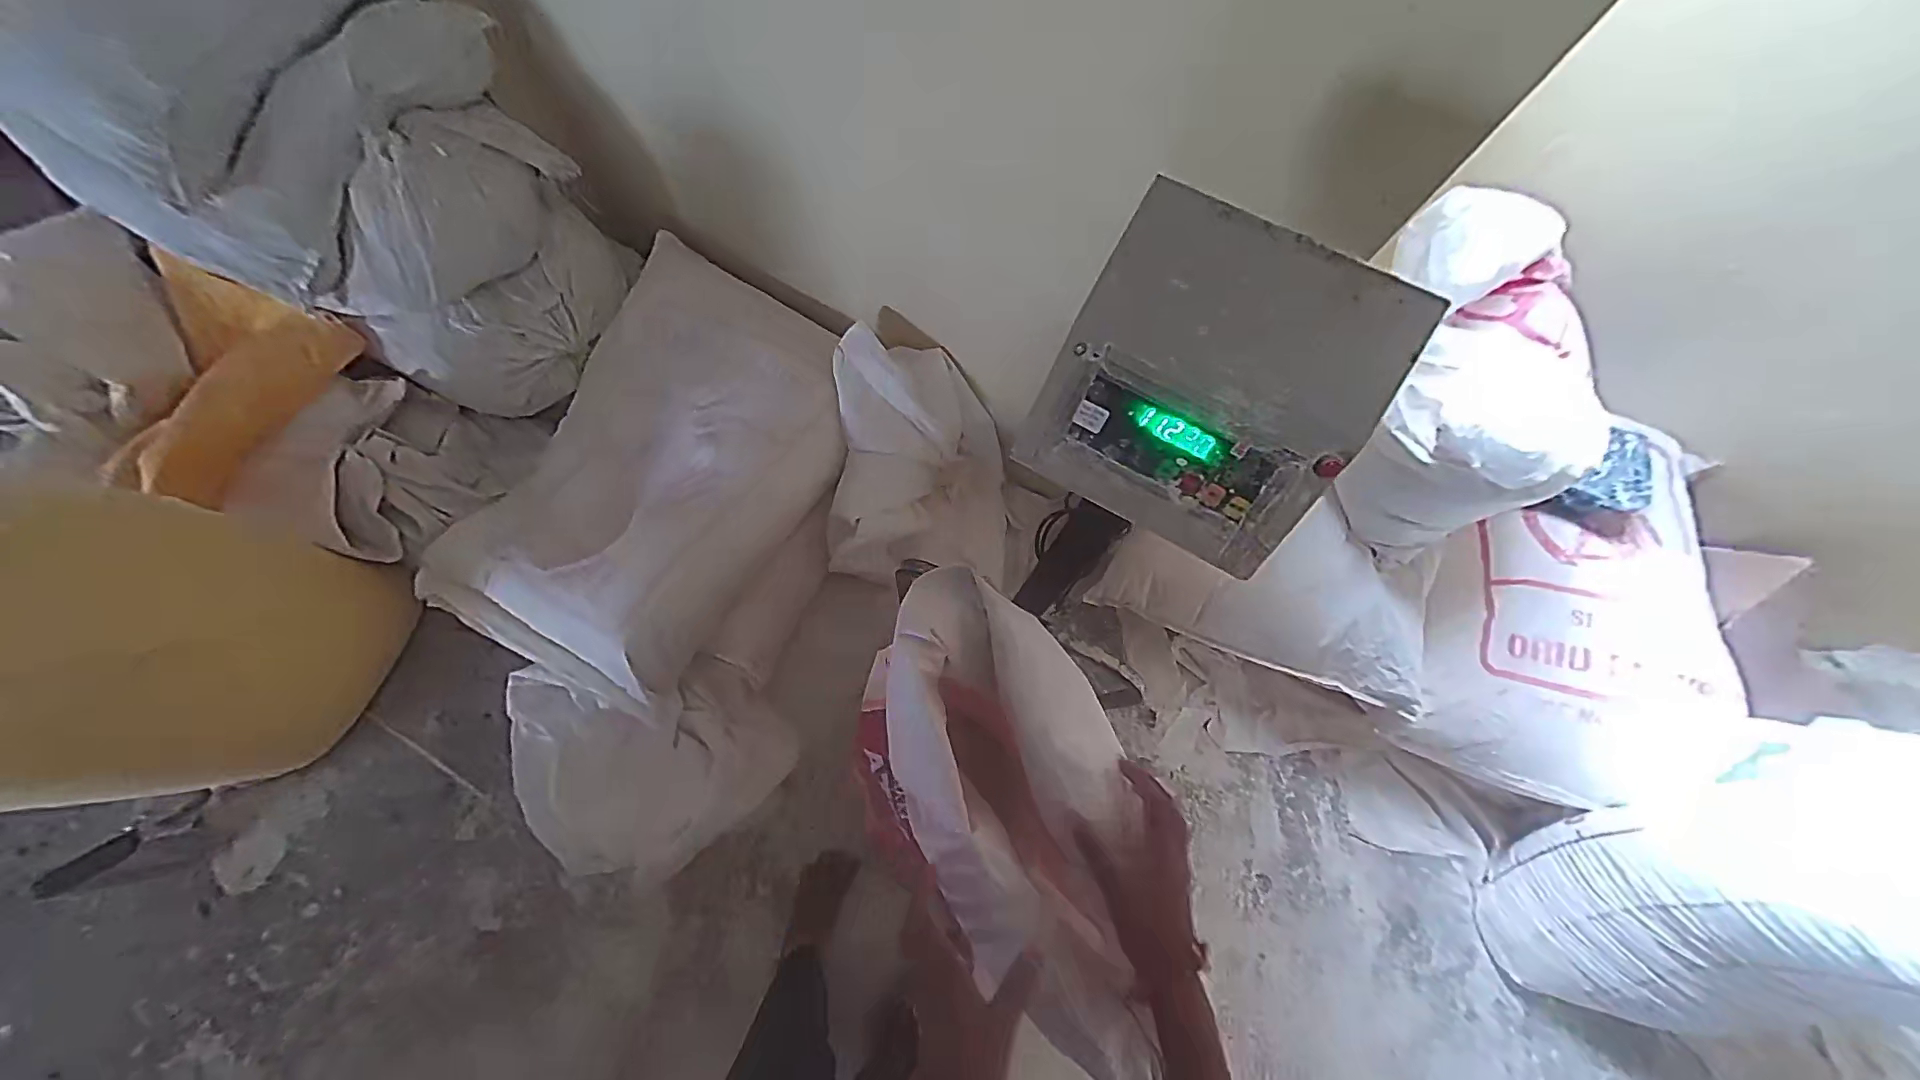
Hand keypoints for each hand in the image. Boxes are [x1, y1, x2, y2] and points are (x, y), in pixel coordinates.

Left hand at [902, 898, 1039, 1079]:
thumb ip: (1018, 982)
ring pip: (918, 947)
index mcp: (940, 971)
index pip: (922, 923)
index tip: (929, 869)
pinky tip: (962, 951)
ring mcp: (923, 989)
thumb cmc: (974, 1052)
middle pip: (913, 931)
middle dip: (921, 904)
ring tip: (954, 910)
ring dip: (930, 925)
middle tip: (937, 883)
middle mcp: (926, 974)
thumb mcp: (1002, 1018)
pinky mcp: (927, 1003)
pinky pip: (927, 963)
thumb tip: (1037, 947)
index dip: (921, 894)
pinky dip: (938, 948)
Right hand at [1076, 760, 1205, 993]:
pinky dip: (1161, 820)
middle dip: (1152, 786)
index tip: (1121, 766)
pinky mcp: (1180, 877)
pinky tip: (1144, 828)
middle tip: (1131, 775)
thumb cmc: (1143, 928)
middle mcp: (1176, 852)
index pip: (1155, 803)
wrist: (1171, 968)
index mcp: (1163, 850)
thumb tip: (1073, 818)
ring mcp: (1181, 865)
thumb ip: (1094, 853)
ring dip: (1159, 802)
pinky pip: (1175, 835)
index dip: (1140, 780)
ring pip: (1176, 822)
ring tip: (1138, 794)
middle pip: (1171, 808)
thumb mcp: (1113, 889)